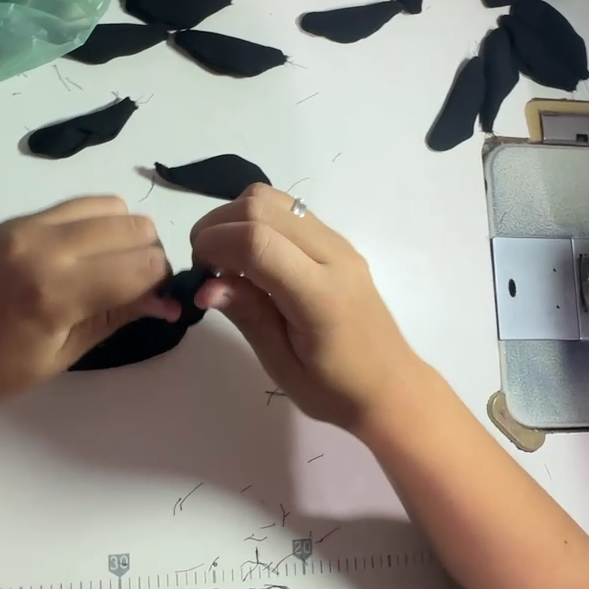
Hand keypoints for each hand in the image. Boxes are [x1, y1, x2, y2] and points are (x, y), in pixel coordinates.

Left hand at [0, 197, 177, 426]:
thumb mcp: (60, 356)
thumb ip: (116, 317)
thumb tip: (168, 301)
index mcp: (57, 289)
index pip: (144, 264)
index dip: (163, 285)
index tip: (158, 306)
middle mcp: (45, 243)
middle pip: (134, 226)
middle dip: (149, 257)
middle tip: (135, 291)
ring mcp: (25, 225)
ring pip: (108, 206)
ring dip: (124, 235)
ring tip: (109, 273)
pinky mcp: (11, 220)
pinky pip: (74, 206)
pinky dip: (94, 225)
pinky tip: (80, 260)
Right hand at [189, 185, 432, 433]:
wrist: (390, 387)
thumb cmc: (334, 390)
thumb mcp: (282, 365)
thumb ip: (248, 316)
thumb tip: (205, 286)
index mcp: (320, 296)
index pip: (258, 243)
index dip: (215, 244)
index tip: (198, 272)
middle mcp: (333, 256)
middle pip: (261, 206)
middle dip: (218, 226)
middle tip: (206, 266)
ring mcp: (338, 244)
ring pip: (274, 199)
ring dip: (236, 218)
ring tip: (225, 259)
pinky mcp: (337, 243)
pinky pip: (289, 211)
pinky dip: (257, 221)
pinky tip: (251, 258)